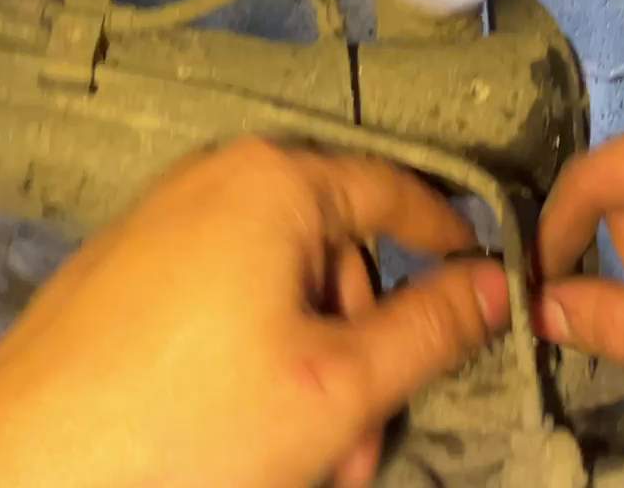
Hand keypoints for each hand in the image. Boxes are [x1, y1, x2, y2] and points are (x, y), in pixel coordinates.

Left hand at [0, 140, 510, 487]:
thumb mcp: (337, 384)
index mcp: (275, 179)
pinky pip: (222, 287)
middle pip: (332, 245)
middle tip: (353, 432)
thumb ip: (432, 325)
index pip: (392, 188)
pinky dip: (252, 346)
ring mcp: (163, 215)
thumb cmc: (189, 426)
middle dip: (358, 337)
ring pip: (278, 276)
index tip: (480, 277)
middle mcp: (219, 176)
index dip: (445, 233)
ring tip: (297, 447)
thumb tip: (499, 280)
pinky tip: (236, 420)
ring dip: (308, 355)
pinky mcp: (124, 263)